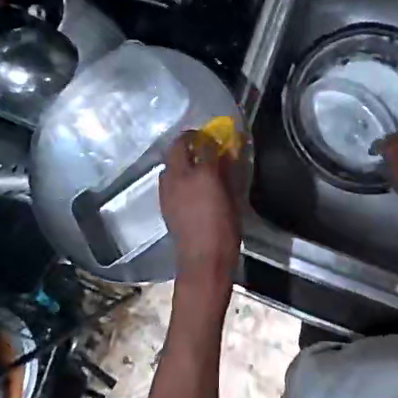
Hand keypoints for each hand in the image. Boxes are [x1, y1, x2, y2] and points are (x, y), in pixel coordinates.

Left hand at [159, 131, 241, 289]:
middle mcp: (180, 176)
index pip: (204, 144)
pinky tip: (187, 184)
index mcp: (203, 173)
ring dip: (180, 158)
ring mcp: (167, 189)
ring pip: (169, 163)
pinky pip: (167, 179)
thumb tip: (226, 156)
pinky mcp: (163, 202)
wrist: (203, 260)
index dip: (211, 138)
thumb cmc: (225, 230)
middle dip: (187, 141)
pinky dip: (176, 174)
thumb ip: (228, 173)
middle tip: (200, 143)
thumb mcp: (234, 199)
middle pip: (177, 147)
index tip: (217, 138)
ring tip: (194, 164)